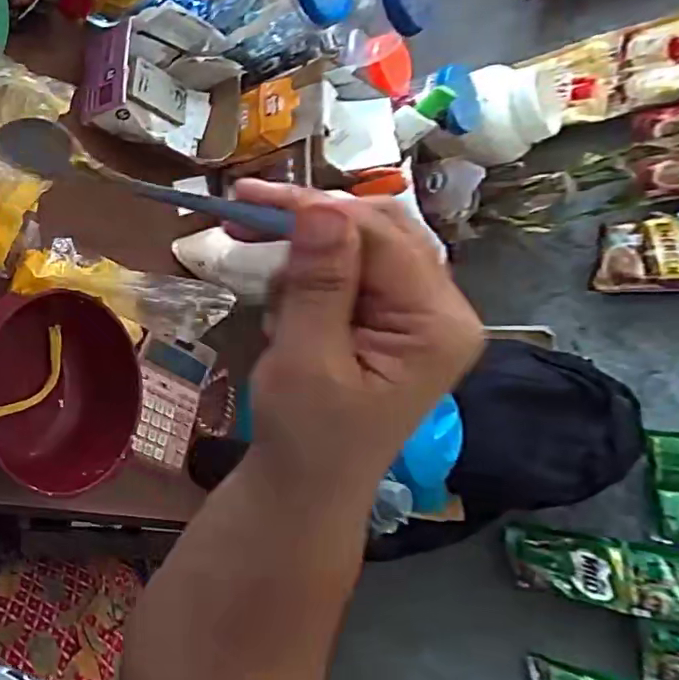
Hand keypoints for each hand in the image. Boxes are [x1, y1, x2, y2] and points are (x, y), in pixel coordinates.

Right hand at [231, 180, 484, 491]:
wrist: (305, 483)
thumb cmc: (306, 432)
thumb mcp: (305, 358)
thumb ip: (317, 284)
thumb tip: (318, 208)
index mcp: (435, 322)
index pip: (380, 237)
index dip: (315, 209)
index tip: (246, 196)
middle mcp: (437, 310)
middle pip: (379, 232)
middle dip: (311, 218)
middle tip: (241, 212)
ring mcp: (411, 317)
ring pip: (360, 249)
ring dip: (303, 248)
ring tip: (257, 269)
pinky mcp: (383, 325)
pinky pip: (347, 276)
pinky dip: (305, 275)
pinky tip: (280, 301)